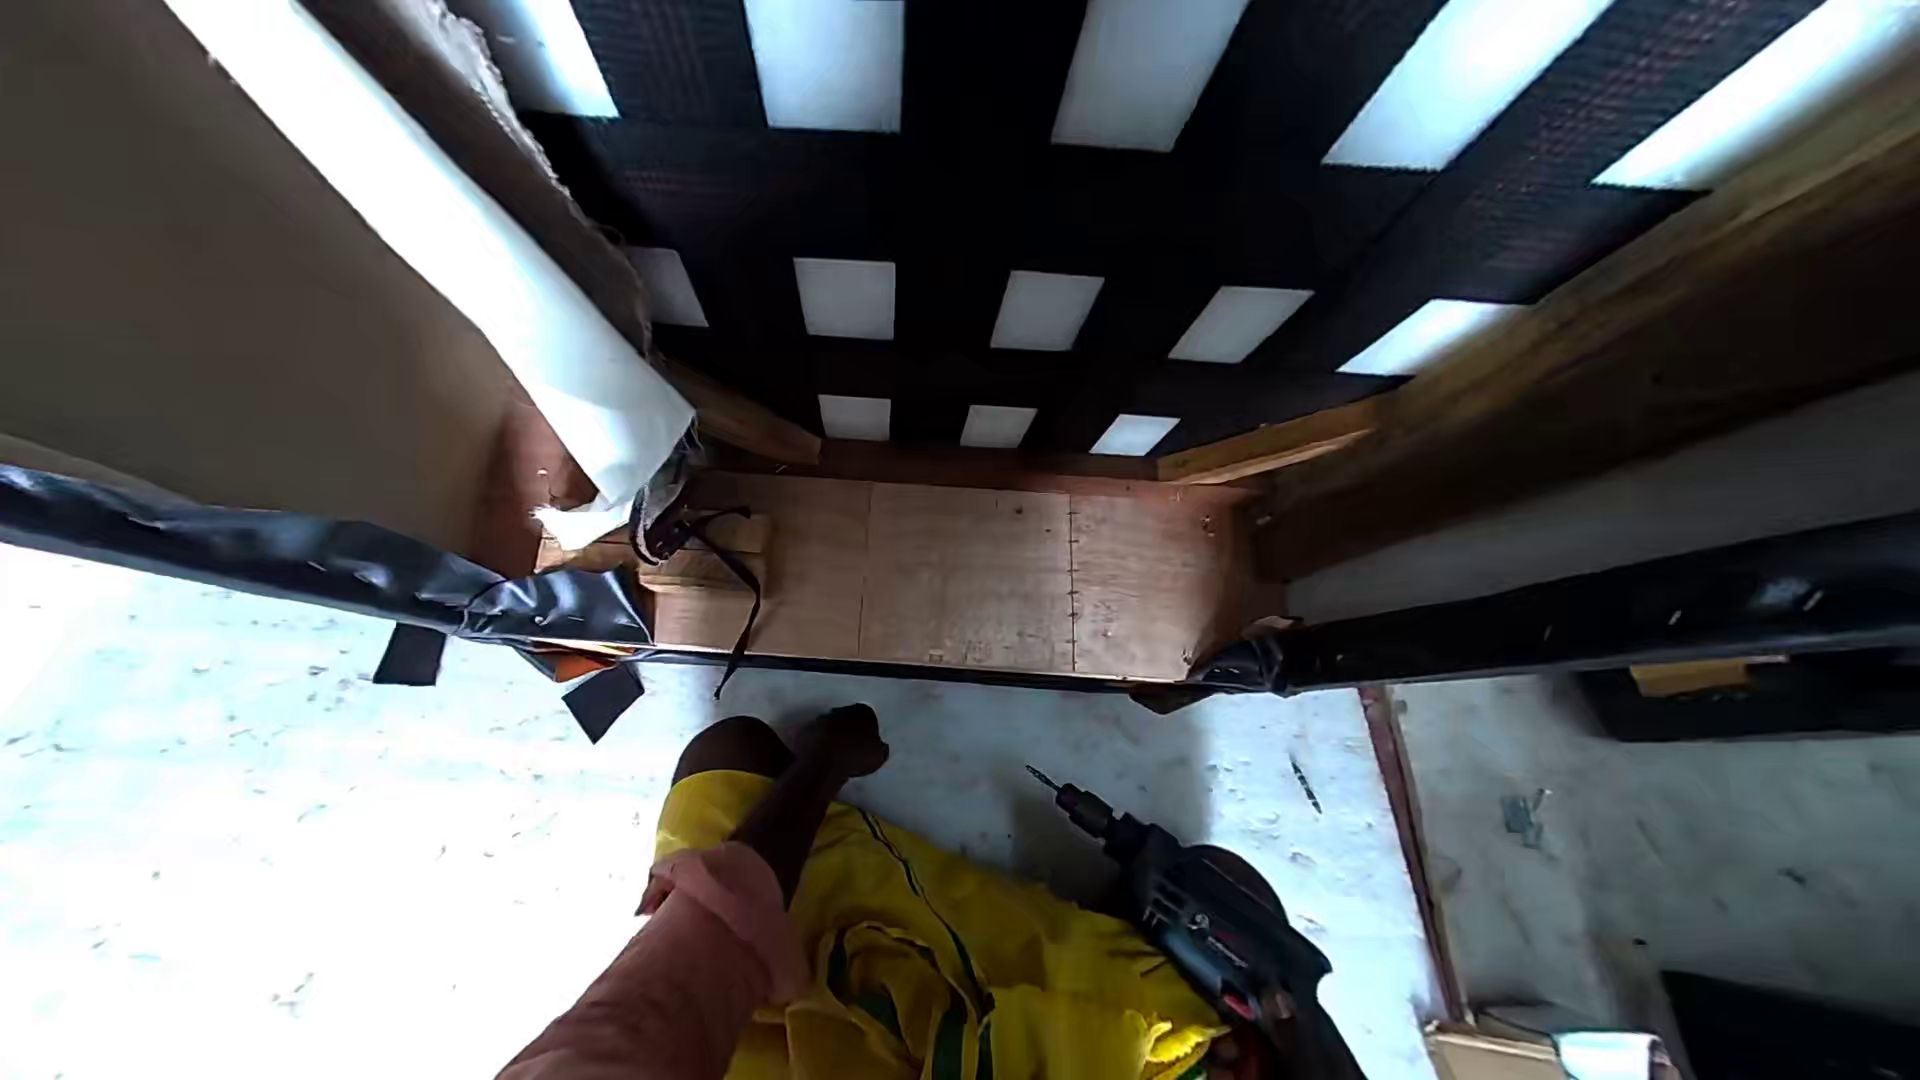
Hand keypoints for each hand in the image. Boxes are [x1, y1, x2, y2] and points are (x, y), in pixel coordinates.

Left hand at [792, 703, 889, 779]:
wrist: (823, 761)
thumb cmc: (856, 756)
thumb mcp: (879, 756)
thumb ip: (879, 748)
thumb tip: (879, 747)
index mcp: (863, 711)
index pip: (868, 717)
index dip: (867, 731)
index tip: (866, 744)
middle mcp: (842, 709)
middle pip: (847, 718)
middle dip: (848, 730)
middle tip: (850, 748)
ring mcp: (821, 719)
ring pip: (830, 726)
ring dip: (832, 736)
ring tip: (834, 756)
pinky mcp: (804, 729)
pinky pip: (814, 736)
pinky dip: (816, 744)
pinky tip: (820, 757)